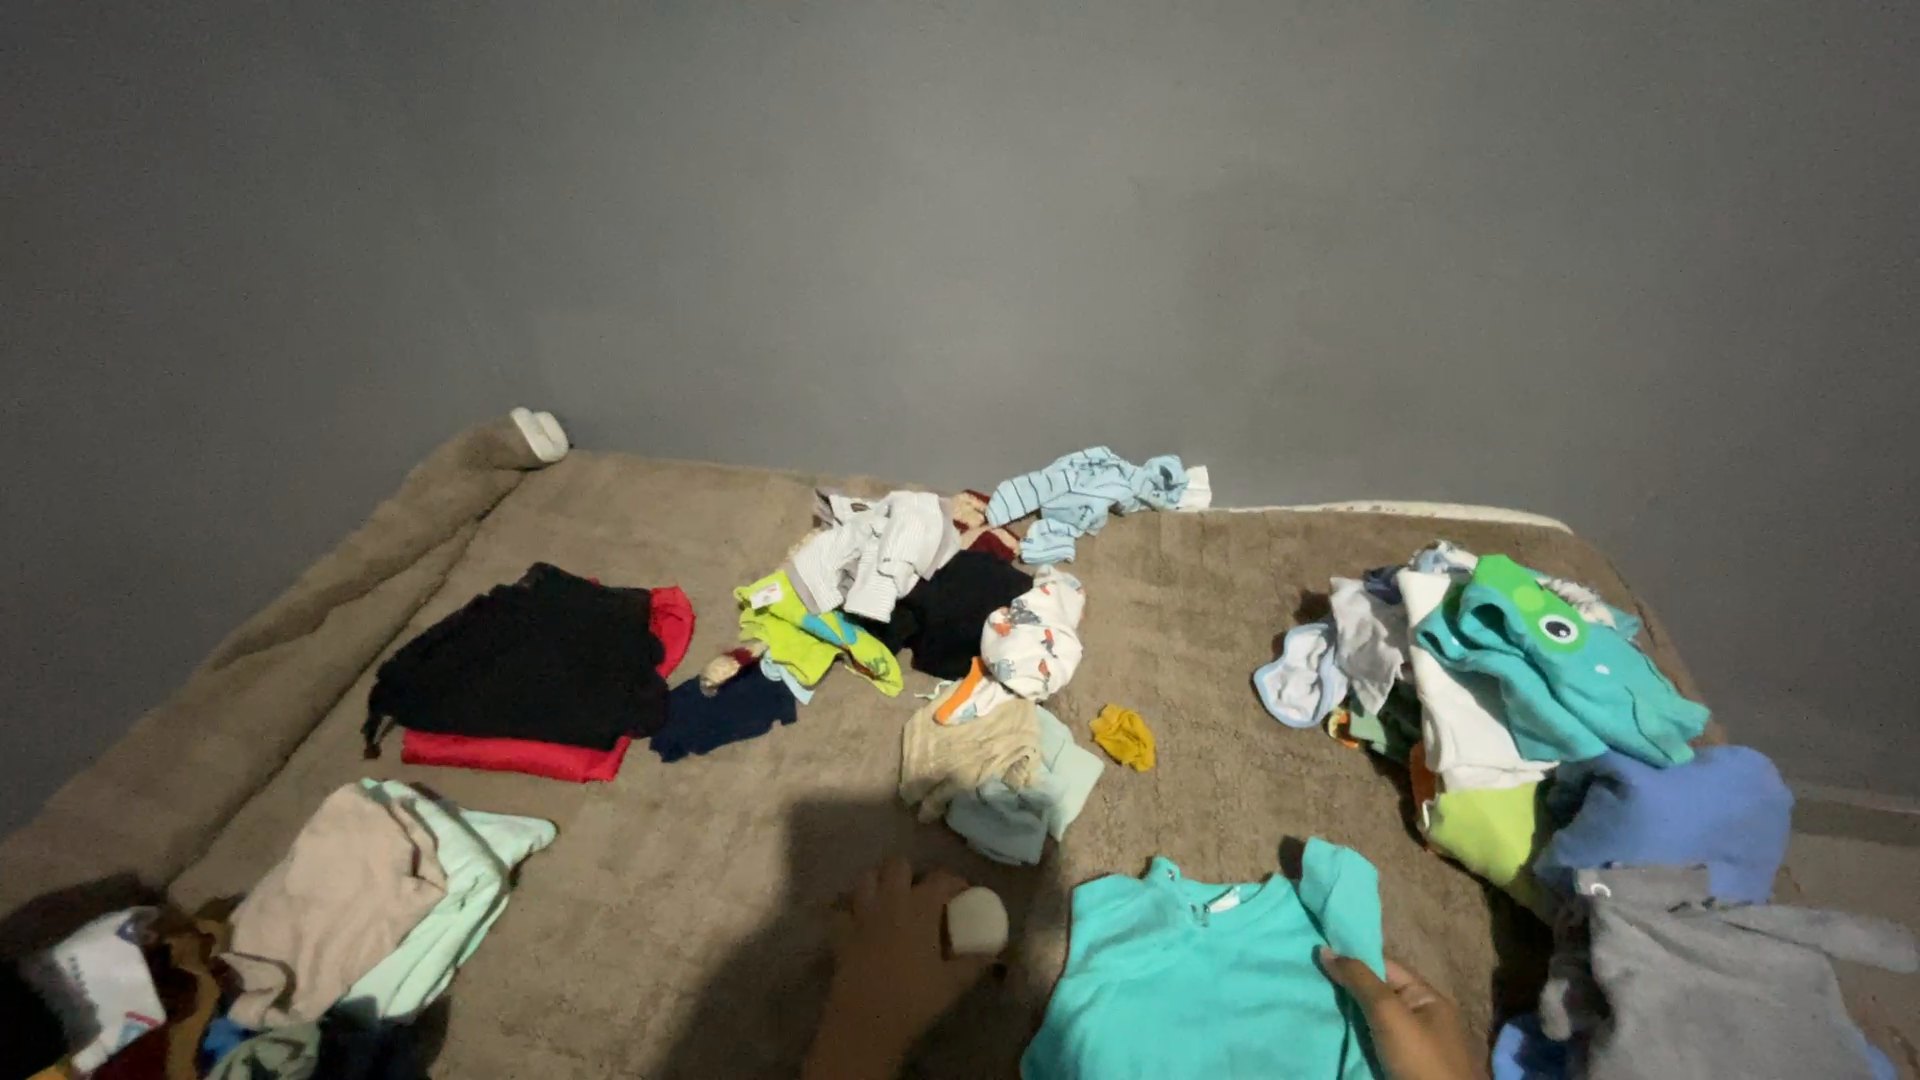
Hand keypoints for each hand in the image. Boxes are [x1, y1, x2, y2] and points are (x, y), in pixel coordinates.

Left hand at [801, 859, 996, 1079]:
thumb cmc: (914, 999)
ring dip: (878, 882)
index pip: (941, 879)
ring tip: (889, 897)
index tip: (963, 892)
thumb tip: (995, 951)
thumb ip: (975, 962)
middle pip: (898, 865)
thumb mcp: (953, 983)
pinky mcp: (841, 931)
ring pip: (866, 878)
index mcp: (920, 907)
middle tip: (920, 891)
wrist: (866, 1022)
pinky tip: (858, 922)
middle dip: (910, 872)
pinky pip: (841, 910)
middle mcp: (891, 900)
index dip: (955, 881)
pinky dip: (849, 911)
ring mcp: (863, 914)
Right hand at [1318, 948, 1485, 1079]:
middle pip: (1373, 991)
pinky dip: (1348, 1034)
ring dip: (1342, 1011)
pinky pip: (1368, 1041)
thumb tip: (1325, 949)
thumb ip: (1358, 978)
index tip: (1315, 952)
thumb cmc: (1421, 1061)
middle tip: (1306, 974)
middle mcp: (1419, 1017)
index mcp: (1427, 998)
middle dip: (1343, 985)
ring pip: (1367, 1017)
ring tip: (1307, 996)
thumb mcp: (1389, 1013)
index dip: (1350, 957)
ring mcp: (1408, 1044)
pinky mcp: (1397, 1066)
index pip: (1382, 965)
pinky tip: (1323, 1025)